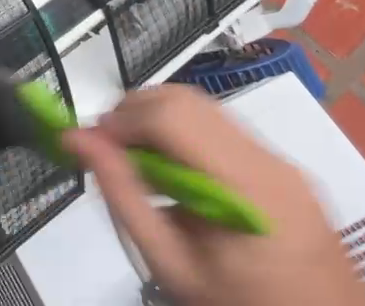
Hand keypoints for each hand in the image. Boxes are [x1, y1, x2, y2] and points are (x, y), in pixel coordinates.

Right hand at [63, 85, 364, 305]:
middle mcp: (271, 162)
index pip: (169, 116)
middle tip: (110, 150)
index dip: (120, 121)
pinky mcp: (288, 172)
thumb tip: (76, 139)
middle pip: (185, 101)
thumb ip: (123, 196)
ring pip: (202, 107)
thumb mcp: (172, 264)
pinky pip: (223, 129)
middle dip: (134, 113)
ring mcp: (285, 164)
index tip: (92, 146)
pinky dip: (185, 134)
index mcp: (246, 186)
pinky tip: (178, 174)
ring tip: (141, 162)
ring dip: (157, 120)